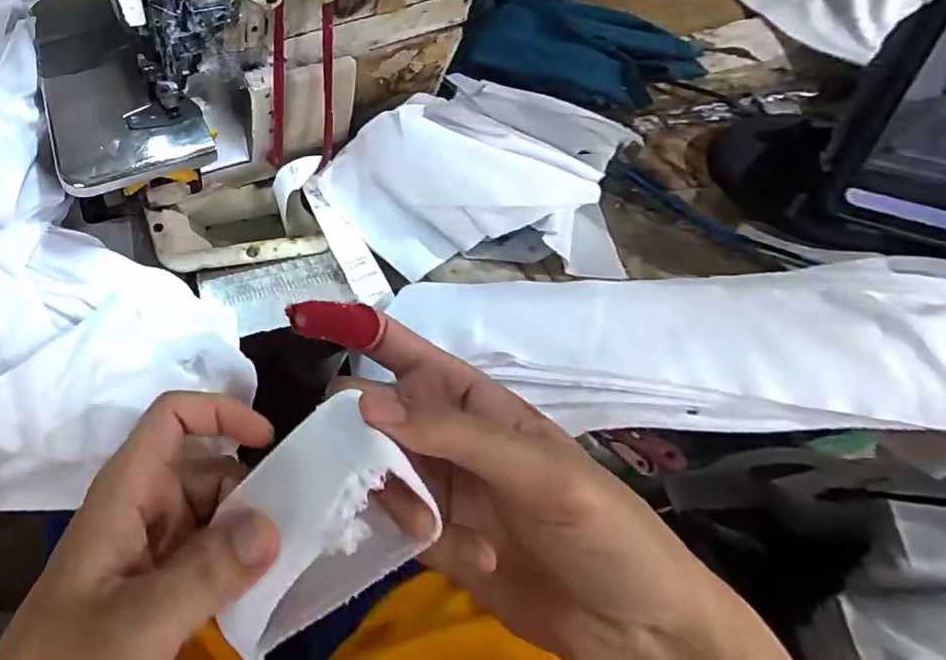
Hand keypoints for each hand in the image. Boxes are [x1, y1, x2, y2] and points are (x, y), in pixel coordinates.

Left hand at [0, 392, 280, 659]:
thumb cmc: (74, 650)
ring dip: (244, 530)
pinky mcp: (155, 578)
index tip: (269, 441)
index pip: (170, 419)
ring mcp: (147, 541)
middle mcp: (139, 502)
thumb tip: (271, 523)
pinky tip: (259, 590)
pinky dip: (233, 562)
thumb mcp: (140, 618)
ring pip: (208, 510)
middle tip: (294, 532)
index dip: (217, 412)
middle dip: (246, 488)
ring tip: (286, 563)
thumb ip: (204, 573)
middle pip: (202, 466)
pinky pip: (204, 552)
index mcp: (126, 488)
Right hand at [299, 305, 788, 659]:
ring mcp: (428, 479)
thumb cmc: (606, 530)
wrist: (646, 635)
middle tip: (378, 469)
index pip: (393, 344)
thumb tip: (363, 405)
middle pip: (361, 408)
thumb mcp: (539, 472)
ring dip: (394, 496)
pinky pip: (386, 516)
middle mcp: (433, 429)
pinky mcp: (426, 530)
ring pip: (366, 464)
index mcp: (461, 395)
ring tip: (438, 530)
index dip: (347, 324)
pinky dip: (414, 534)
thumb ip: (450, 434)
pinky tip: (468, 556)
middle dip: (359, 434)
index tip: (299, 317)